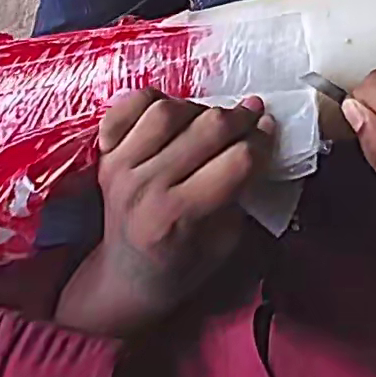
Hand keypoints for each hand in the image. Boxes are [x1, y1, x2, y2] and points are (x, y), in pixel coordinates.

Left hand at [54, 90, 268, 336]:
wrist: (126, 276)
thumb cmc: (183, 265)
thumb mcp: (226, 241)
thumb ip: (242, 189)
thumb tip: (259, 133)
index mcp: (178, 217)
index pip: (236, 162)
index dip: (261, 142)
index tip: (269, 131)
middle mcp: (146, 187)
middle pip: (206, 129)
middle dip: (240, 119)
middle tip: (253, 115)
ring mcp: (120, 166)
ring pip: (169, 111)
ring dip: (199, 108)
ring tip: (211, 118)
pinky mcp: (106, 152)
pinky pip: (130, 106)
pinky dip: (153, 100)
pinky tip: (172, 111)